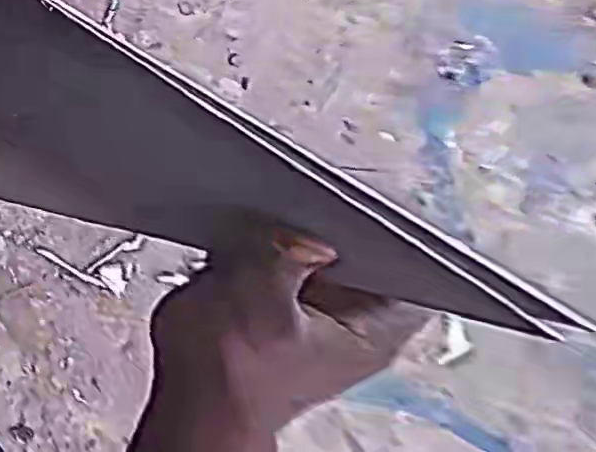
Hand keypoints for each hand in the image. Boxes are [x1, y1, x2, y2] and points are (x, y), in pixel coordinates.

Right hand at [131, 229, 429, 451]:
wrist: (194, 394)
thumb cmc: (233, 363)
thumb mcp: (258, 299)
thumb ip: (282, 257)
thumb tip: (303, 234)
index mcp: (369, 330)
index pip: (401, 269)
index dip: (379, 233)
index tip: (344, 202)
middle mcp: (345, 323)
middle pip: (347, 258)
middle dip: (312, 230)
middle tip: (281, 211)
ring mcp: (303, 315)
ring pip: (301, 258)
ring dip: (272, 241)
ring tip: (248, 234)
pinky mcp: (266, 308)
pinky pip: (266, 265)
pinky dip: (248, 252)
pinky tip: (227, 251)